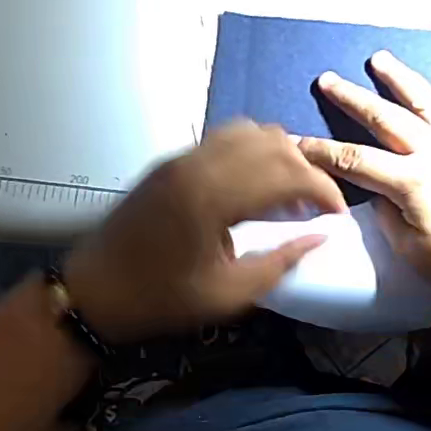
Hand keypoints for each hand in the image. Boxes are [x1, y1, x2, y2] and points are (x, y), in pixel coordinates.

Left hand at [63, 121, 346, 342]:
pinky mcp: (170, 162)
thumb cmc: (160, 300)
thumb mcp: (227, 295)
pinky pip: (223, 139)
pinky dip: (251, 152)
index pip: (287, 171)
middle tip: (315, 206)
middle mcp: (198, 164)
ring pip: (248, 131)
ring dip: (278, 156)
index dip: (322, 189)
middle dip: (305, 170)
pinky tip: (253, 186)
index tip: (336, 214)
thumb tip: (319, 238)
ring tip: (287, 194)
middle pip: (272, 142)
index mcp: (213, 197)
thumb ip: (279, 263)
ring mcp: (181, 158)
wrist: (94, 292)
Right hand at [296, 51, 430, 322]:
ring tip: (380, 59)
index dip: (320, 153)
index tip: (295, 144)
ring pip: (427, 103)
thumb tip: (381, 192)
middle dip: (351, 98)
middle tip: (328, 80)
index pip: (353, 161)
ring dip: (401, 80)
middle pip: (385, 118)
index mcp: (410, 181)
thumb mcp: (410, 249)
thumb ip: (389, 214)